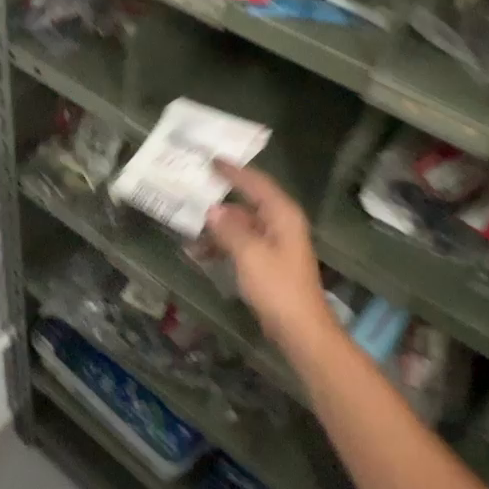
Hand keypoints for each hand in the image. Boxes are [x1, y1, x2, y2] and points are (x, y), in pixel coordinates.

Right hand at [206, 161, 339, 348]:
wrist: (300, 328)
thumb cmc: (277, 287)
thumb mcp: (249, 254)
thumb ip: (230, 229)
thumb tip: (212, 210)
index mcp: (282, 215)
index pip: (257, 183)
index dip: (234, 171)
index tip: (211, 160)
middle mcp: (281, 224)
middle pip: (248, 203)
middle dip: (220, 200)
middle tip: (192, 190)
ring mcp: (275, 245)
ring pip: (242, 225)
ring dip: (217, 228)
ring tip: (188, 228)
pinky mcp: (268, 263)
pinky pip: (242, 244)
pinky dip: (223, 245)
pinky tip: (200, 253)